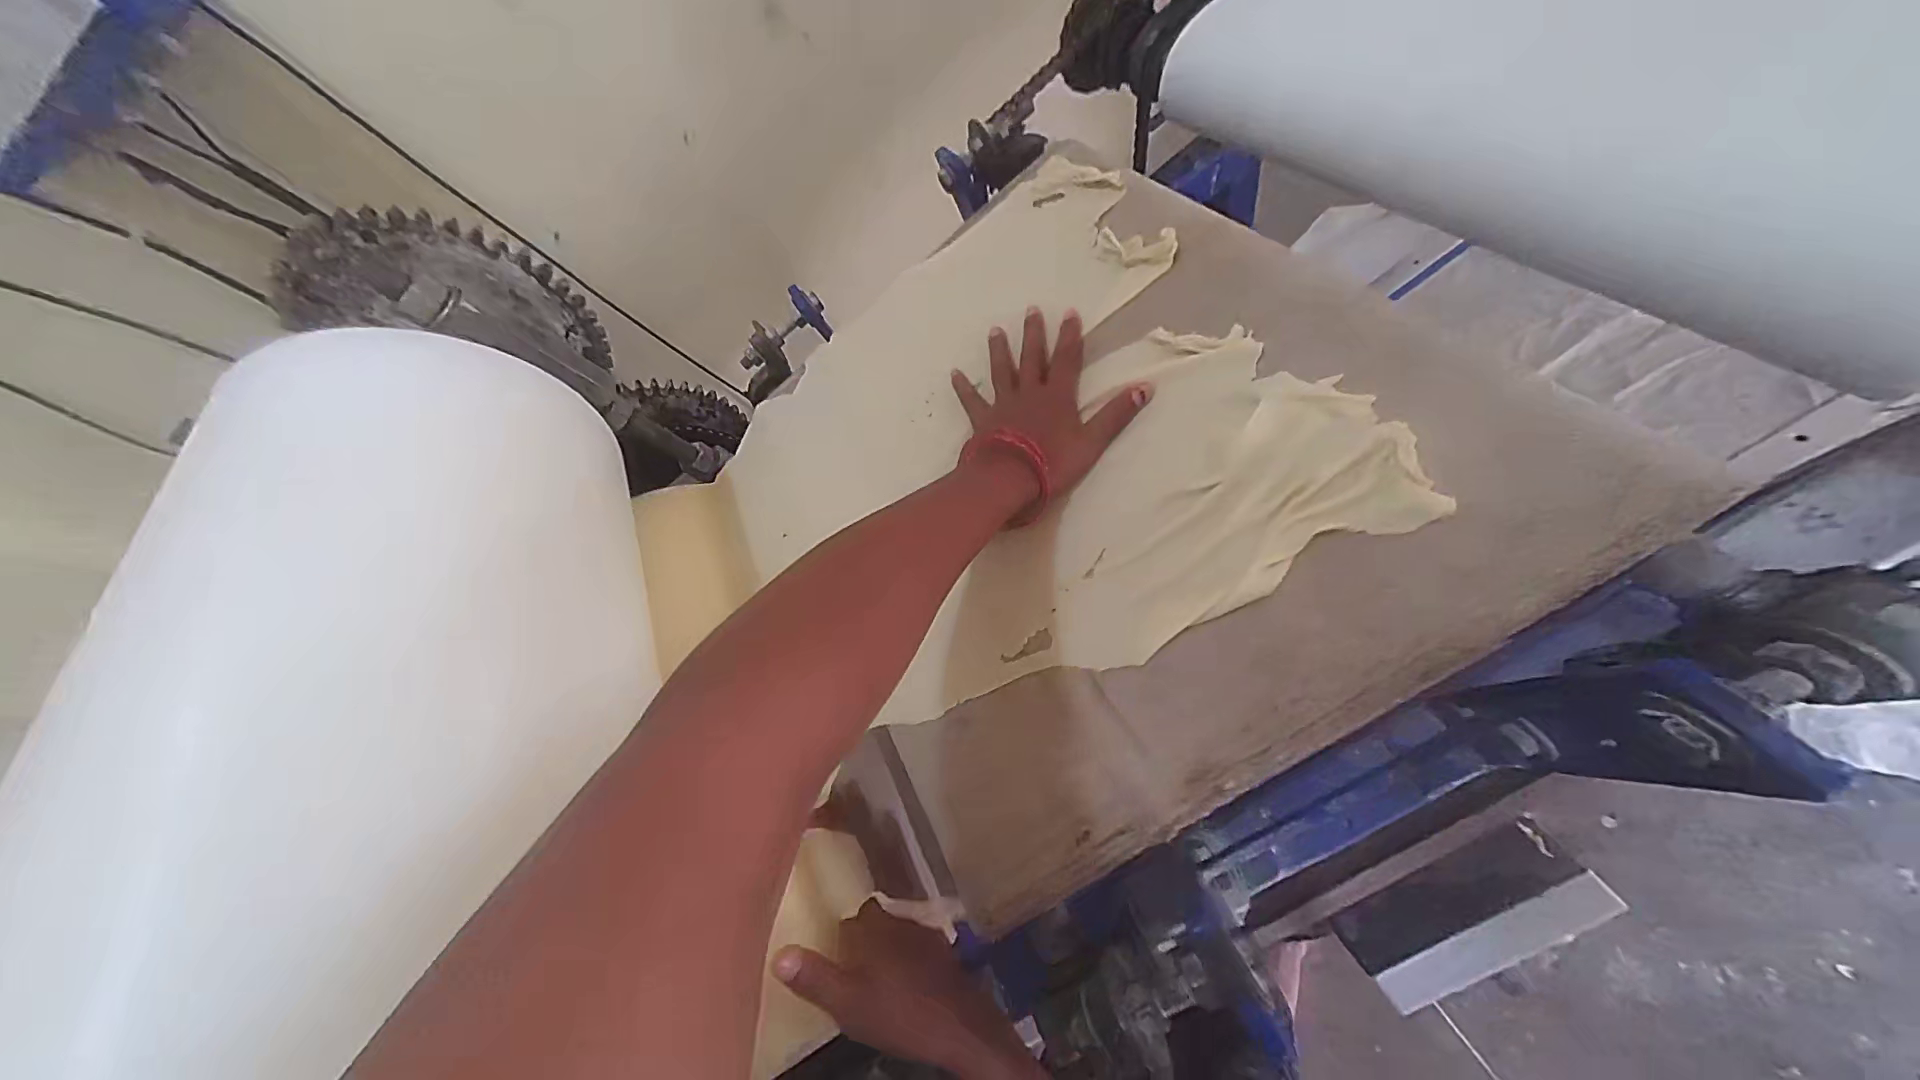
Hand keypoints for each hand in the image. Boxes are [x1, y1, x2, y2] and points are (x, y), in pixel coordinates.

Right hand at [773, 900, 1044, 1079]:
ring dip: (889, 946)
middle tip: (855, 966)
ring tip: (880, 975)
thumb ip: (814, 977)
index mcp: (870, 928)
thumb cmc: (896, 1012)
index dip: (840, 937)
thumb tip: (780, 953)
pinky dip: (912, 958)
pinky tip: (910, 980)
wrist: (957, 1024)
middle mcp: (897, 920)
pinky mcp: (945, 950)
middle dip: (865, 937)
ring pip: (898, 931)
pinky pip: (919, 947)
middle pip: (874, 921)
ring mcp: (924, 933)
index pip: (848, 920)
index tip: (834, 954)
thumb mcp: (846, 1003)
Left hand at [951, 307, 1151, 502]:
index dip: (1070, 337)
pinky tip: (955, 374)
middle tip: (1031, 310)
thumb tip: (1145, 388)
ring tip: (996, 331)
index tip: (1069, 313)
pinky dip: (963, 387)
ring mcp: (1003, 405)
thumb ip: (1115, 415)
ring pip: (1001, 372)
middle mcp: (1029, 394)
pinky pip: (972, 401)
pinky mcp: (983, 421)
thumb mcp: (1091, 443)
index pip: (1067, 360)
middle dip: (1034, 334)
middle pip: (1032, 358)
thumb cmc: (1052, 464)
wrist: (1008, 479)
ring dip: (1000, 351)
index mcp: (1057, 397)